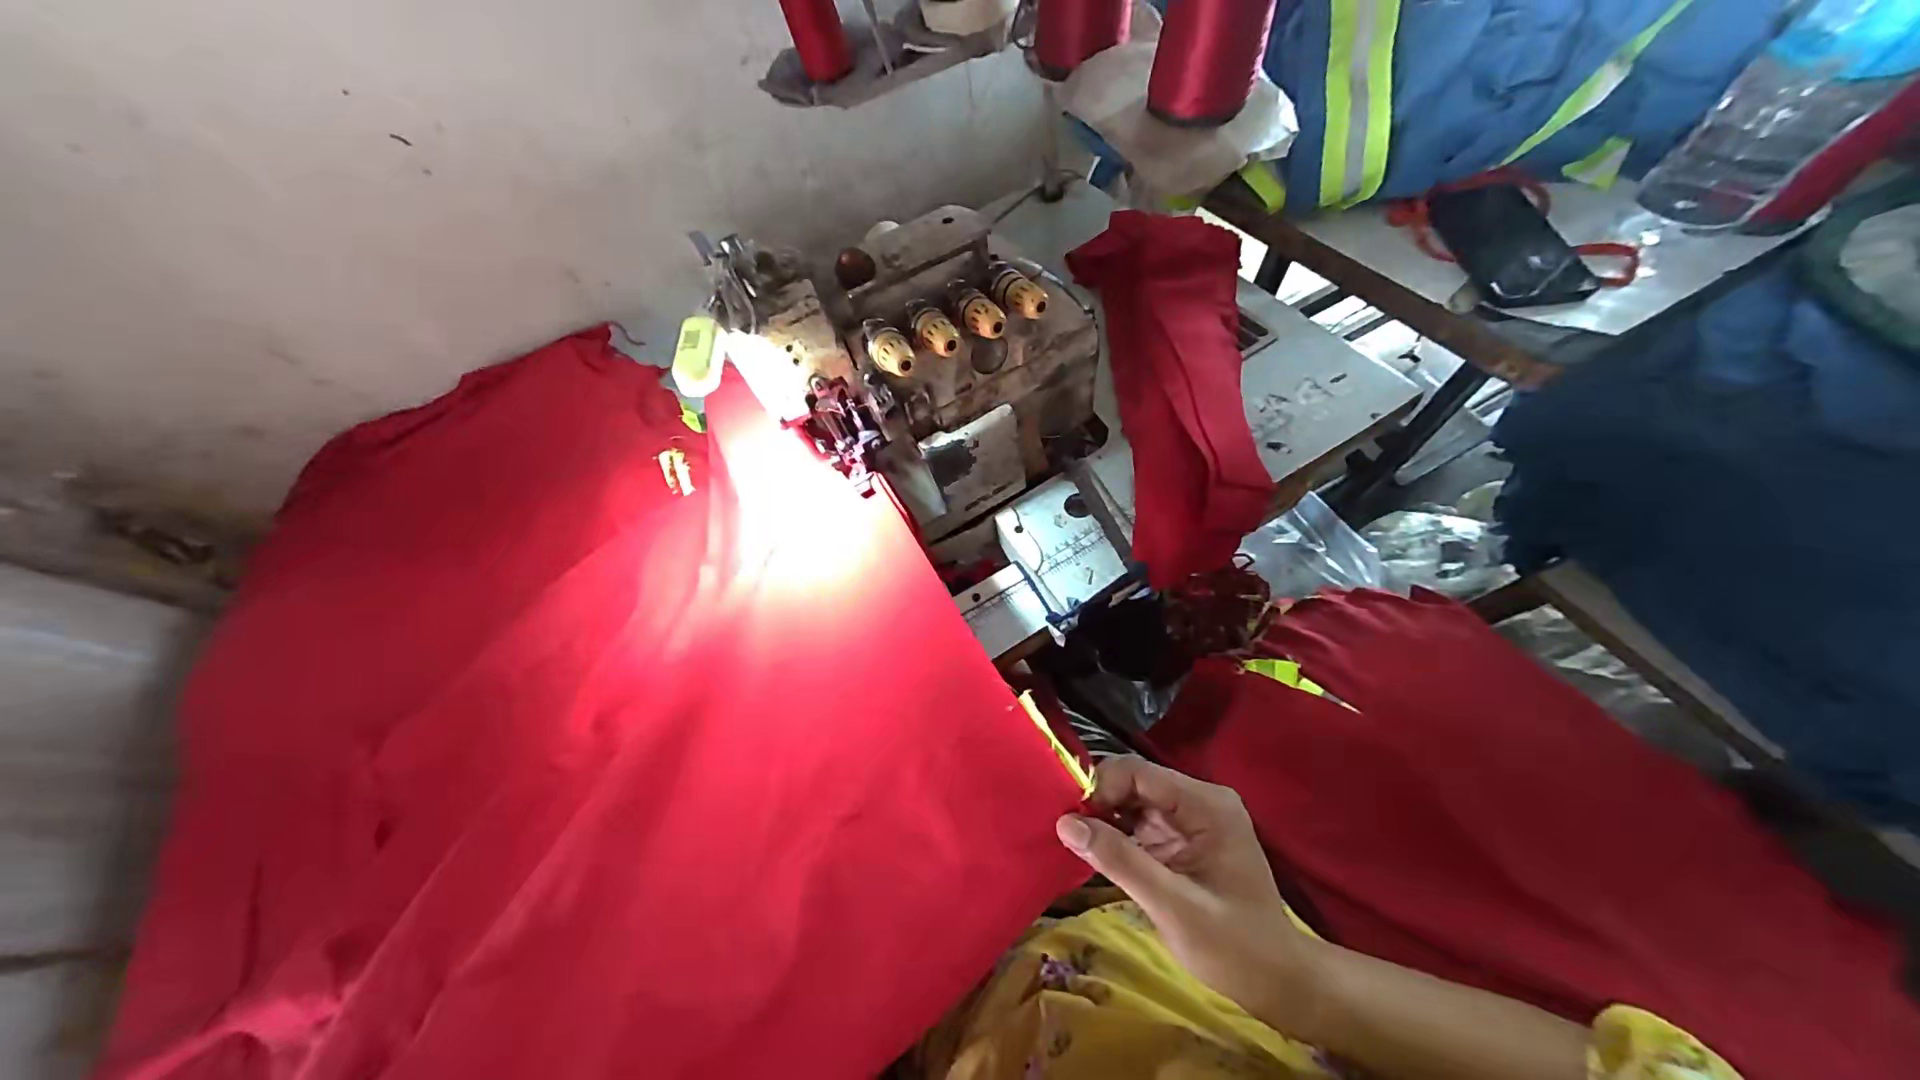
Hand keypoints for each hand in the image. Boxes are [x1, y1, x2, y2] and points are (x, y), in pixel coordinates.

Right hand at [1054, 756, 1319, 1030]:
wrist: (1279, 983)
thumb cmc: (1234, 947)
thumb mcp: (1174, 907)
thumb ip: (1120, 861)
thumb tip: (1065, 823)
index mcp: (1206, 805)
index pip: (1138, 772)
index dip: (1099, 787)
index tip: (1070, 819)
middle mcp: (1198, 800)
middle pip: (1132, 782)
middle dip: (1097, 802)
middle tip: (1067, 833)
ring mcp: (1189, 819)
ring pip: (1130, 801)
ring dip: (1101, 819)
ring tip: (1073, 842)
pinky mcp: (1179, 839)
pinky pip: (1136, 823)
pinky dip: (1113, 835)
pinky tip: (1093, 853)